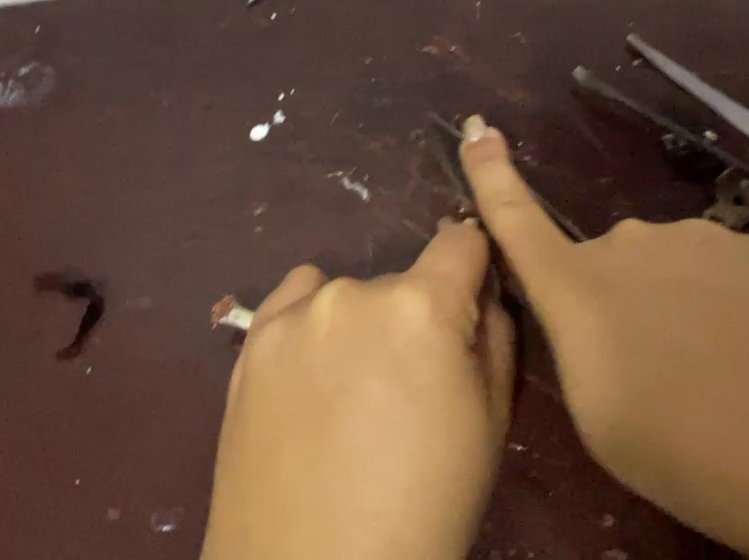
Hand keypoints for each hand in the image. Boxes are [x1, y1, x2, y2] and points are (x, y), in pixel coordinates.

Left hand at [201, 218, 515, 559]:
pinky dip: (314, 321)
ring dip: (363, 325)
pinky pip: (298, 299)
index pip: (461, 242)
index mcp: (422, 307)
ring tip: (350, 396)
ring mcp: (297, 315)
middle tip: (407, 389)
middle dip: (416, 319)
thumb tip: (480, 292)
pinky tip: (311, 377)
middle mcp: (356, 292)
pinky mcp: (253, 340)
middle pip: (405, 282)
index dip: (473, 269)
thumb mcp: (490, 424)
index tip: (469, 304)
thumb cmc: (424, 504)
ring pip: (352, 296)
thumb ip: (495, 336)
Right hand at [457, 115, 748, 556]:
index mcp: (581, 293)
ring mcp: (700, 240)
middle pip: (604, 272)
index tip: (478, 129)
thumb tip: (598, 317)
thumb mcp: (613, 429)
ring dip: (677, 319)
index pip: (520, 225)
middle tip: (663, 392)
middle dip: (616, 316)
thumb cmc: (709, 454)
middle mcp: (632, 248)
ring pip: (665, 276)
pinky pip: (716, 277)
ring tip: (727, 390)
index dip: (492, 178)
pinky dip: (725, 314)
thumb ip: (585, 356)